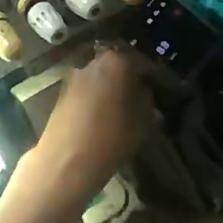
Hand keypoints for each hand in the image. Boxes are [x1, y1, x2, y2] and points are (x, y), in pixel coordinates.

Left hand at [23, 45, 160, 207]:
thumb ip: (146, 100)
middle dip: (129, 77)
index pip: (142, 63)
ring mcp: (75, 75)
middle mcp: (94, 62)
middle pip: (118, 65)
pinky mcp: (61, 92)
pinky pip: (86, 88)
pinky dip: (95, 95)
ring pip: (100, 76)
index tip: (160, 87)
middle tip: (140, 95)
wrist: (67, 160)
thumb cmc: (112, 138)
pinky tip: (101, 113)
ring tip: (120, 106)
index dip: (153, 76)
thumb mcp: (143, 121)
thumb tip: (143, 92)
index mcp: (118, 62)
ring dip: (110, 86)